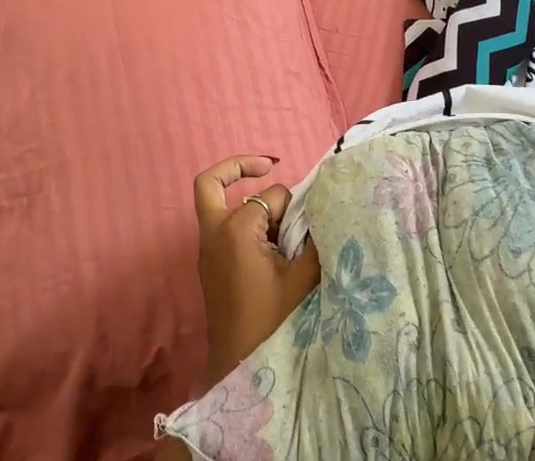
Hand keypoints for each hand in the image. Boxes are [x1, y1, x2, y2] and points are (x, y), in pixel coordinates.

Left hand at [193, 154, 320, 383]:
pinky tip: (274, 243)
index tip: (307, 228)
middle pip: (211, 183)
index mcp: (235, 230)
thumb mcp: (304, 276)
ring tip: (282, 224)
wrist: (239, 368)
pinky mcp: (211, 266)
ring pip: (218, 204)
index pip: (271, 194)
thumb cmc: (273, 321)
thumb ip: (316, 235)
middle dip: (239, 167)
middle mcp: (214, 234)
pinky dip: (246, 221)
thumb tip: (326, 206)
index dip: (293, 205)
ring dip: (247, 201)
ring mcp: (208, 250)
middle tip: (268, 166)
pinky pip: (224, 227)